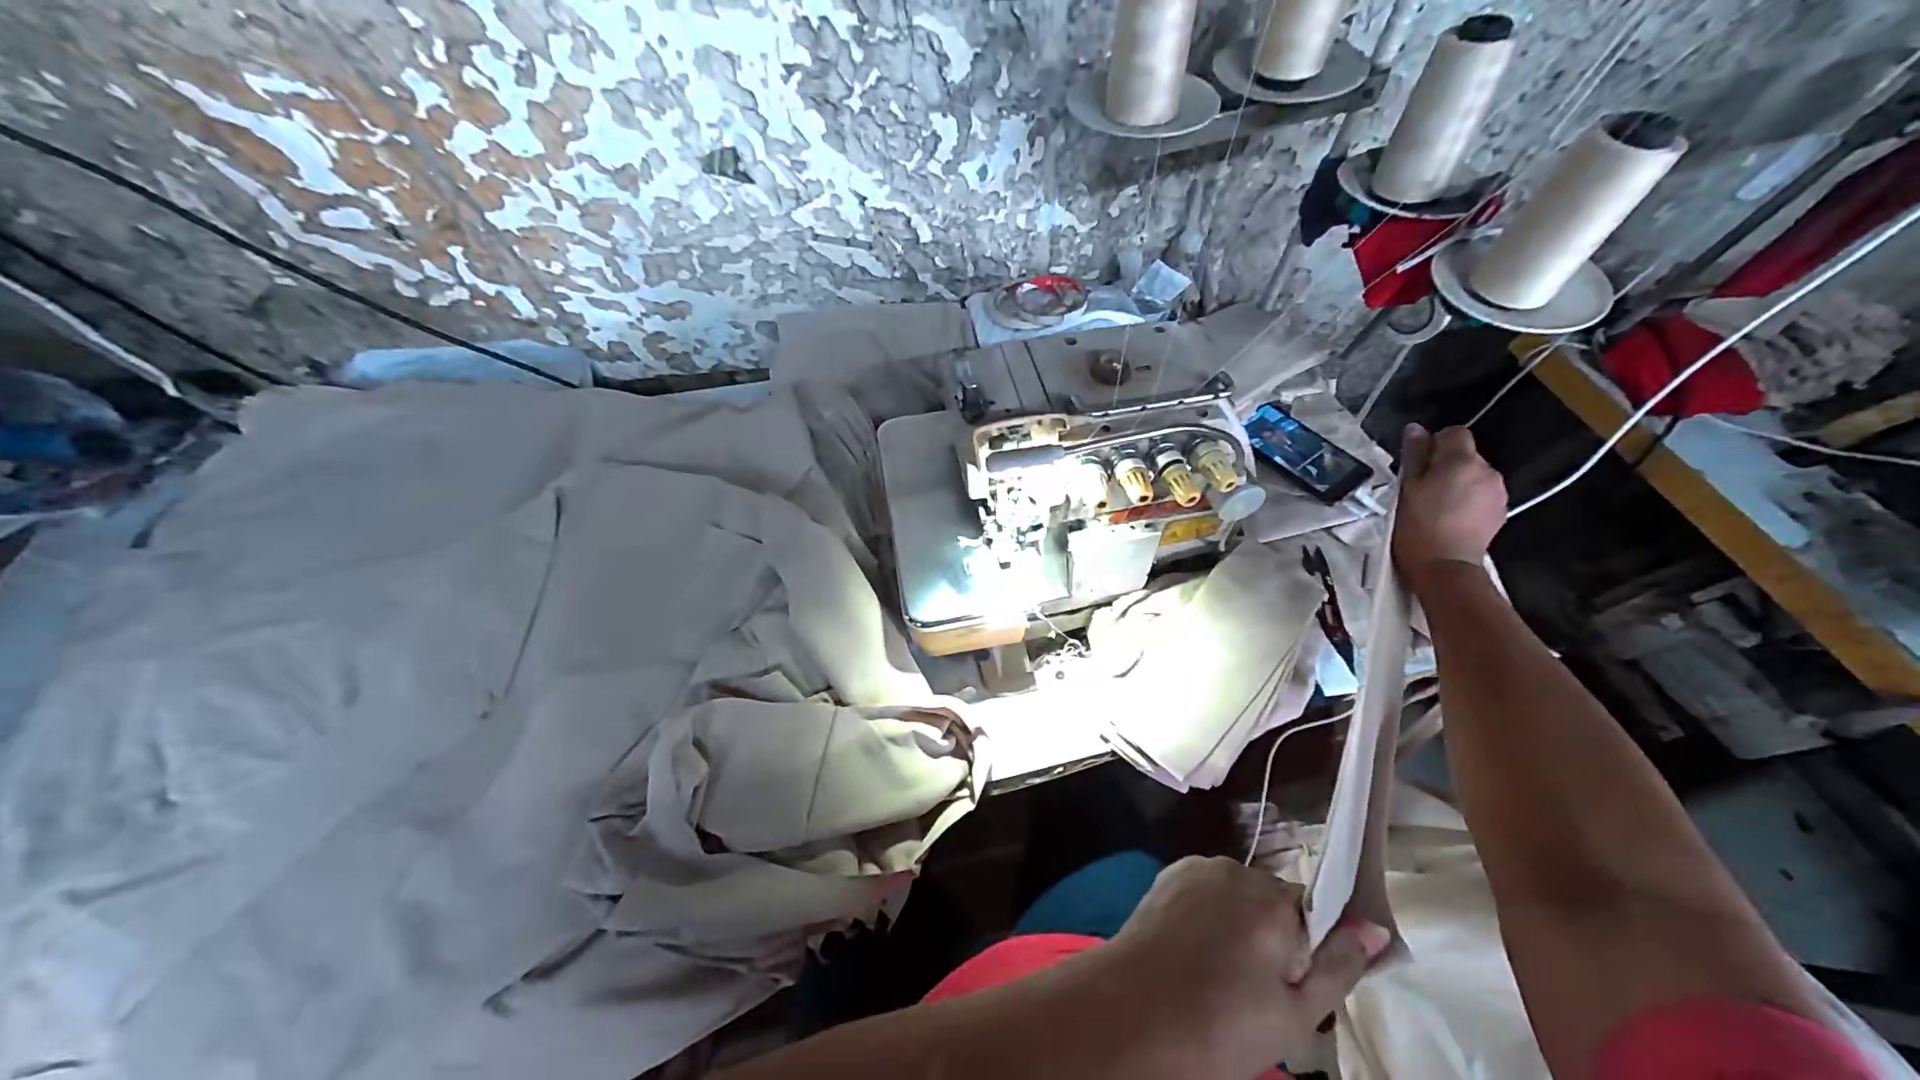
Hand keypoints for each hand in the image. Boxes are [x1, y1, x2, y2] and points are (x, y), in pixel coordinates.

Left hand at [1104, 856, 1391, 1075]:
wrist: (1130, 1014)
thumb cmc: (1220, 1025)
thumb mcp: (1296, 1014)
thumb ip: (1339, 965)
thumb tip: (1375, 927)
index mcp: (1273, 899)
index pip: (1316, 912)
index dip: (1311, 950)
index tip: (1294, 985)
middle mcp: (1235, 870)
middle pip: (1273, 902)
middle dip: (1274, 936)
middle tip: (1254, 990)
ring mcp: (1195, 869)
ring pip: (1237, 896)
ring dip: (1238, 924)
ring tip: (1219, 975)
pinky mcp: (1166, 877)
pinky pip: (1206, 892)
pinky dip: (1208, 916)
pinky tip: (1194, 954)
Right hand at [1394, 423, 1506, 589]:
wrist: (1445, 566)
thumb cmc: (1417, 526)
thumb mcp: (1407, 489)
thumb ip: (1415, 456)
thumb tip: (1415, 429)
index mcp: (1462, 462)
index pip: (1455, 433)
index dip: (1435, 444)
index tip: (1419, 466)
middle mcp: (1487, 470)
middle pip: (1466, 455)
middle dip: (1447, 465)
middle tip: (1423, 489)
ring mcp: (1498, 491)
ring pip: (1475, 474)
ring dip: (1459, 482)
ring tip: (1438, 505)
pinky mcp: (1501, 510)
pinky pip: (1482, 493)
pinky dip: (1469, 498)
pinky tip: (1453, 517)